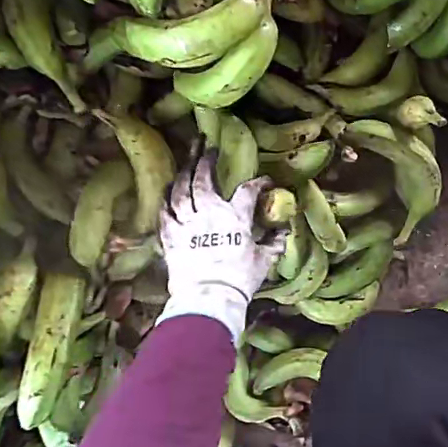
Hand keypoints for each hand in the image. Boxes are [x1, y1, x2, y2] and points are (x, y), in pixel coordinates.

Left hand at [157, 154, 283, 341]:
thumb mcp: (263, 260)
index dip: (258, 182)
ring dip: (182, 175)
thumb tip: (283, 233)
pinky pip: (164, 214)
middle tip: (206, 148)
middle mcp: (208, 213)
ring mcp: (186, 223)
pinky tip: (165, 195)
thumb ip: (273, 244)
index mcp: (235, 216)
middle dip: (204, 160)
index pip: (248, 190)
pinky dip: (165, 202)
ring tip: (185, 164)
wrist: (209, 298)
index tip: (264, 180)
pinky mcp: (170, 238)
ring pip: (180, 191)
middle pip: (203, 179)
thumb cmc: (240, 279)